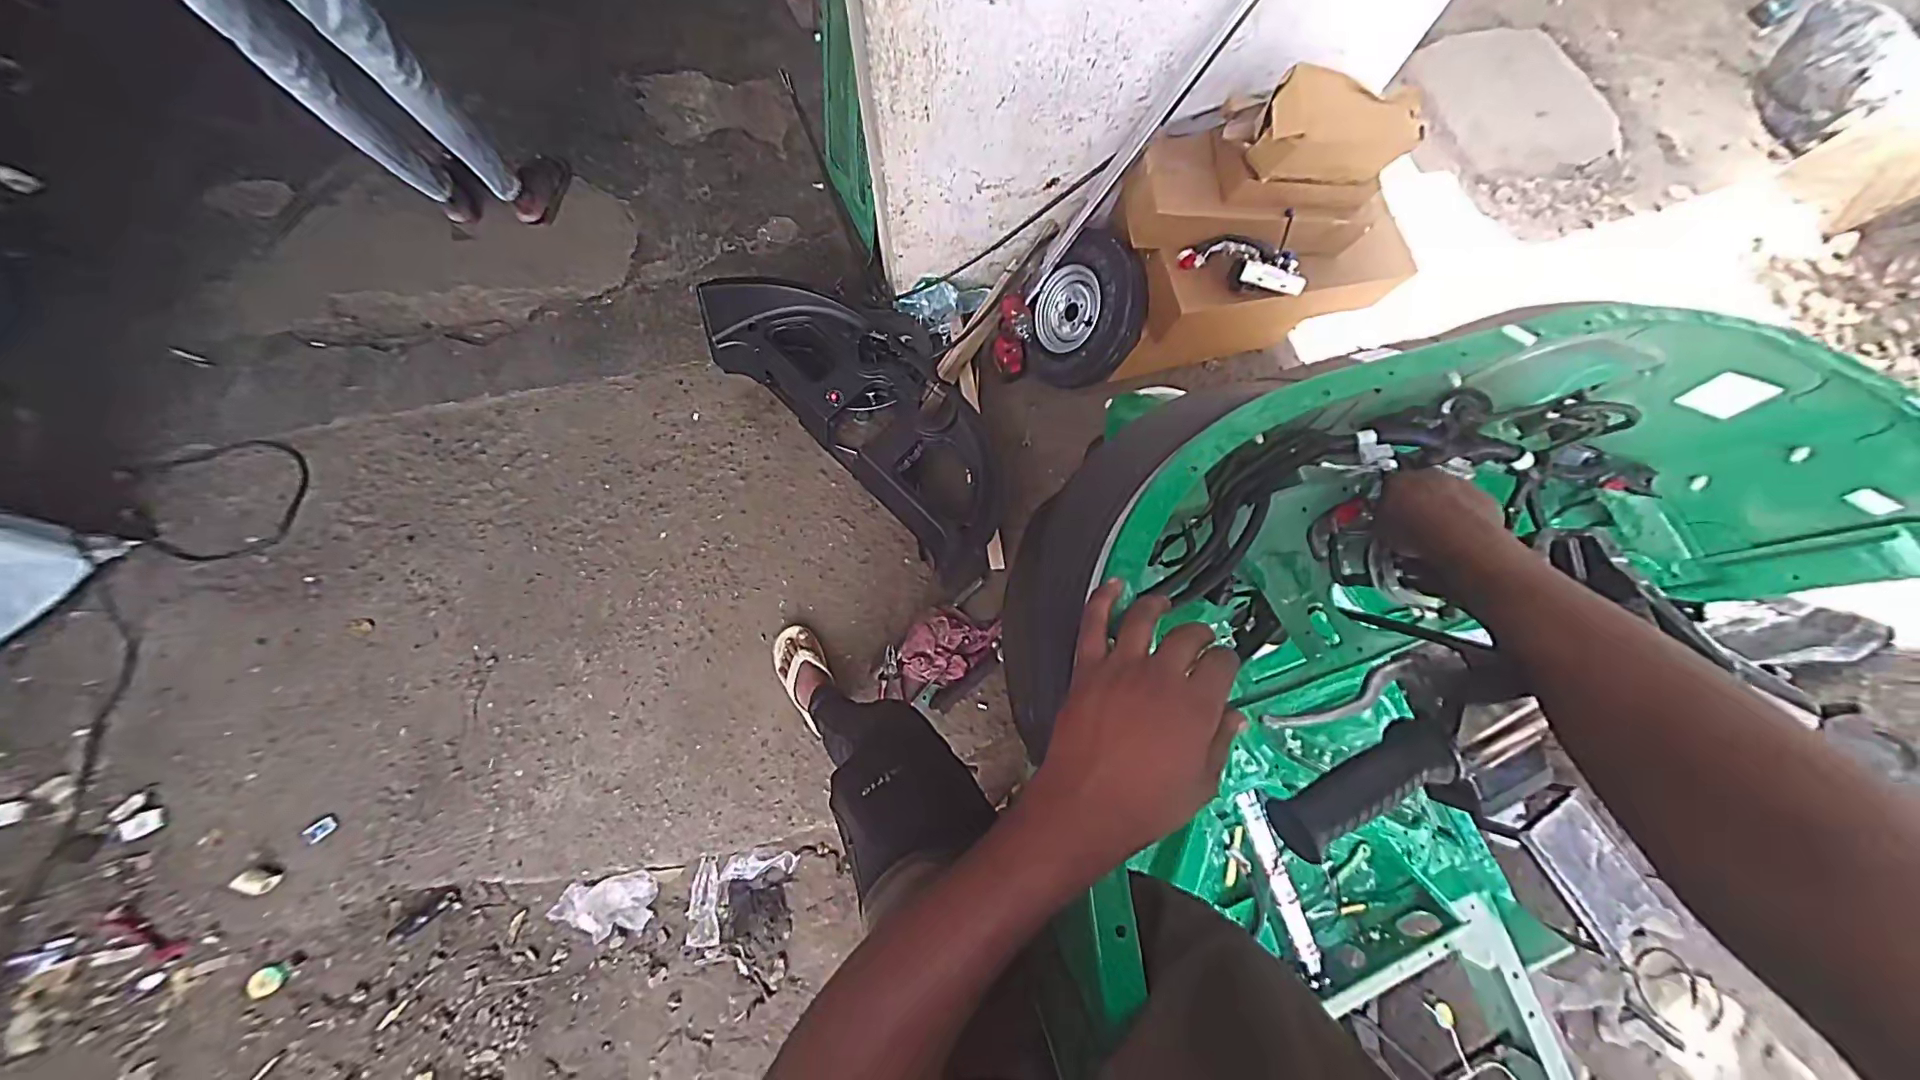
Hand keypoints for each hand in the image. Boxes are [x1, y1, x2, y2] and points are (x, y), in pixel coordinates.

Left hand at [1021, 580, 1244, 868]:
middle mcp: (1161, 677)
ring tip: (1165, 603)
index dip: (1227, 661)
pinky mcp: (1088, 669)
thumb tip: (1234, 716)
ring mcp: (1121, 668)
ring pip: (1144, 619)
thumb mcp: (1200, 784)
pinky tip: (1112, 586)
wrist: (1084, 805)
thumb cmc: (1144, 804)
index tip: (1224, 666)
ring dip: (1158, 605)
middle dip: (1200, 634)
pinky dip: (1102, 600)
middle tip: (1200, 640)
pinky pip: (1094, 624)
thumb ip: (1219, 743)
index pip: (1222, 663)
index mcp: (1196, 705)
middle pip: (1188, 636)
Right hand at [1376, 468, 1522, 569]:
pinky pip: (1468, 504)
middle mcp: (1428, 474)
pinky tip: (1460, 533)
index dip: (1387, 500)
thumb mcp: (1381, 530)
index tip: (1388, 515)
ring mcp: (1458, 482)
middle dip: (1415, 500)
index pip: (1387, 485)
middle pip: (1418, 485)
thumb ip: (1381, 519)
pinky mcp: (1483, 496)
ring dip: (1441, 506)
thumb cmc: (1413, 534)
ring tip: (1437, 531)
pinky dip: (1464, 515)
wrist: (1460, 540)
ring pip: (1445, 492)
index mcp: (1397, 480)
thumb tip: (1382, 520)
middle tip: (1412, 522)